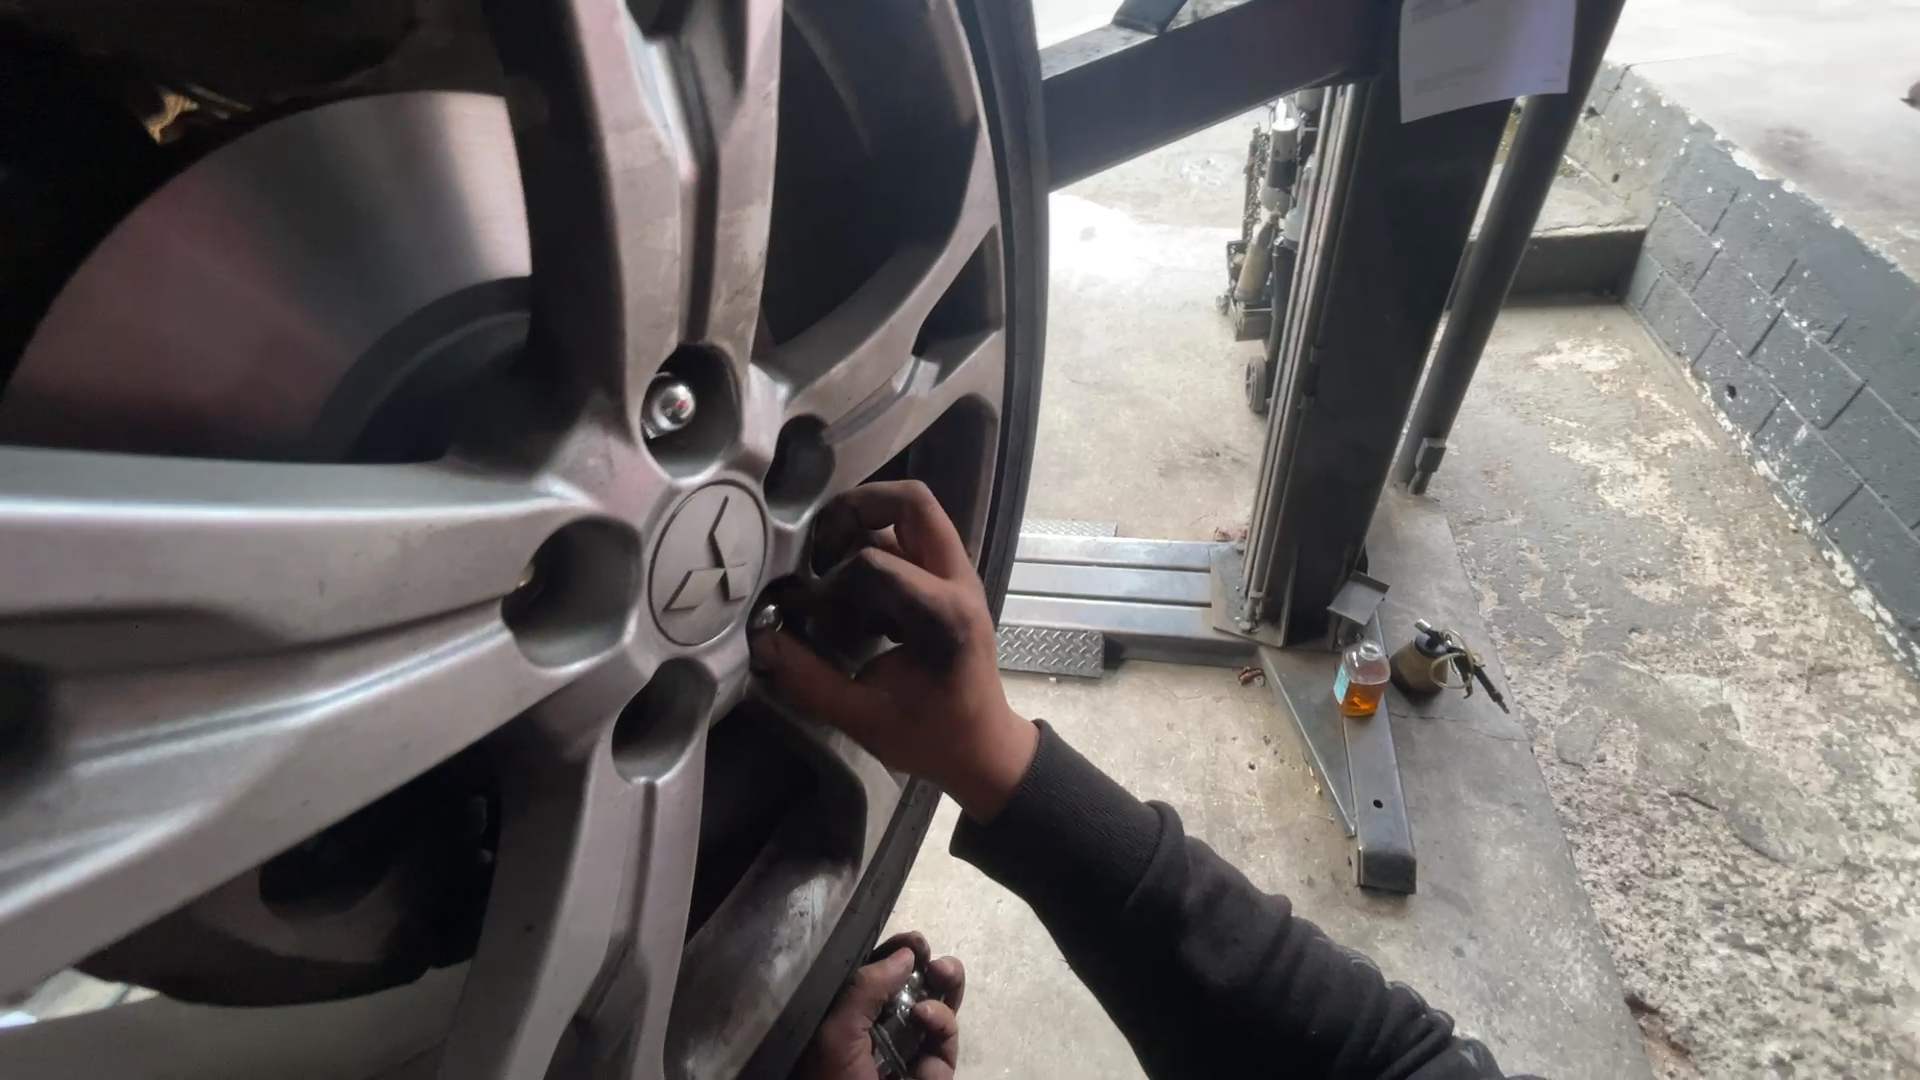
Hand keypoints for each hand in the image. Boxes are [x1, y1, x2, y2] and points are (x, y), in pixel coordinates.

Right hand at [752, 480, 1037, 820]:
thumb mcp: (863, 717)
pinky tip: (854, 592)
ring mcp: (959, 577)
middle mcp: (958, 581)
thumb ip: (809, 679)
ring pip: (914, 513)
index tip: (811, 613)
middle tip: (821, 548)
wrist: (984, 748)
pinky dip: (878, 546)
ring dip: (866, 527)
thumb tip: (762, 643)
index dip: (829, 582)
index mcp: (943, 614)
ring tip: (832, 567)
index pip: (874, 562)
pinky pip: (914, 539)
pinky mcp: (952, 582)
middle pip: (913, 500)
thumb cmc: (931, 736)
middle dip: (856, 508)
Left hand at [795, 931, 964, 1079]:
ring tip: (936, 984)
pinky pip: (945, 1045)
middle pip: (917, 986)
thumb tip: (907, 954)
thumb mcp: (836, 1032)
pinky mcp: (930, 1077)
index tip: (914, 942)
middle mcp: (883, 1029)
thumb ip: (868, 987)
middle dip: (932, 966)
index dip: (898, 952)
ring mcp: (909, 1054)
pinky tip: (925, 1026)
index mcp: (853, 1014)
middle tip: (934, 960)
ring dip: (945, 991)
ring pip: (939, 1010)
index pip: (880, 972)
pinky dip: (942, 1027)